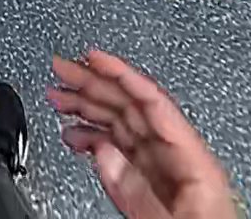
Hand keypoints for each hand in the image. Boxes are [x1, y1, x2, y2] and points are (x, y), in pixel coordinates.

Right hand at [50, 50, 239, 218]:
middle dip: (92, 85)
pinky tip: (75, 137)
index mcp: (193, 162)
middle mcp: (179, 162)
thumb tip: (103, 150)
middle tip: (61, 69)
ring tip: (57, 99)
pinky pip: (120, 156)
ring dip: (87, 110)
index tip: (90, 56)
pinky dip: (93, 142)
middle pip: (132, 108)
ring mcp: (166, 177)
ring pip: (121, 128)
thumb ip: (137, 189)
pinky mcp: (154, 194)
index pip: (152, 100)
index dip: (120, 71)